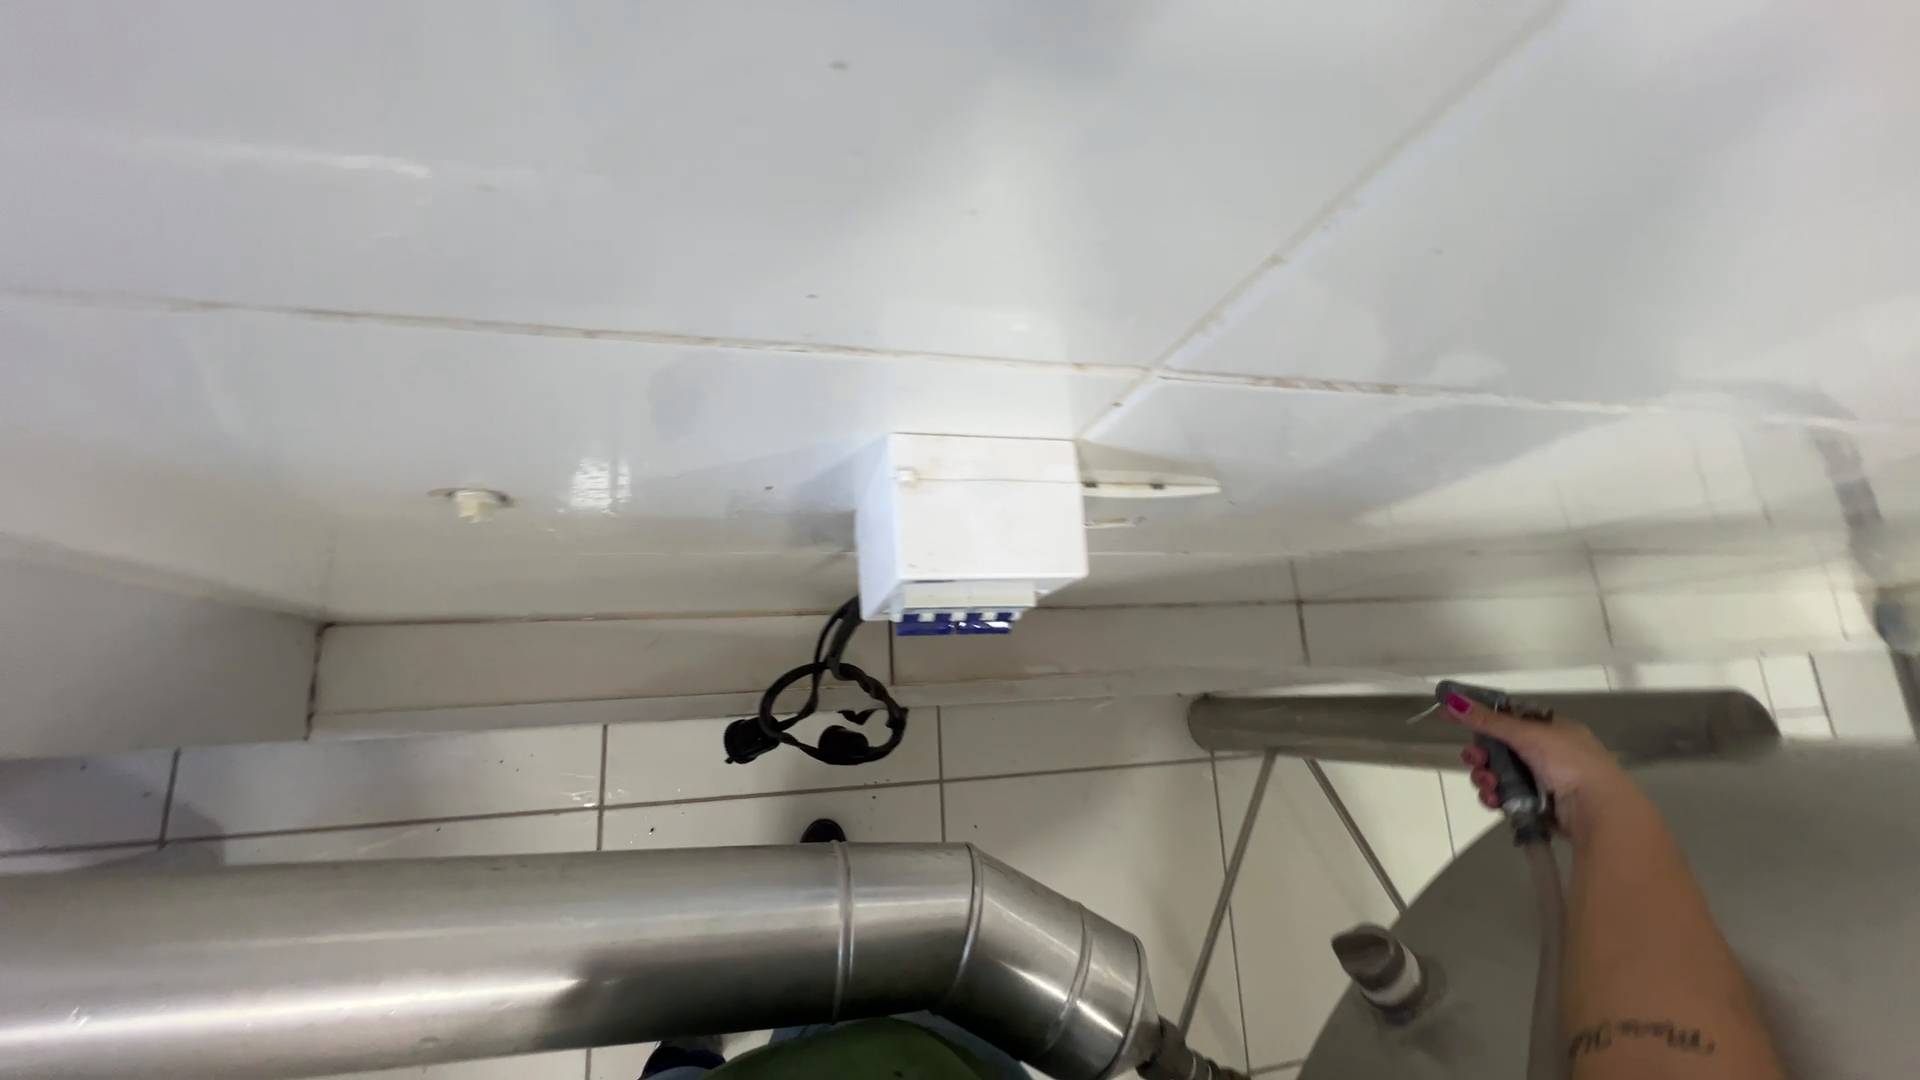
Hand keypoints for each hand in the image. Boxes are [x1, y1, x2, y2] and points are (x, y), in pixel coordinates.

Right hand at [1446, 692, 1643, 842]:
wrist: (1600, 812)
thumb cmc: (1570, 763)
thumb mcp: (1528, 734)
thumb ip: (1488, 720)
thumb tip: (1450, 699)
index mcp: (1553, 731)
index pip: (1508, 720)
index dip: (1480, 719)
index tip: (1451, 717)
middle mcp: (1548, 754)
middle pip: (1498, 749)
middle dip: (1480, 755)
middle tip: (1473, 759)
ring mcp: (1544, 781)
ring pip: (1498, 774)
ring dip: (1485, 777)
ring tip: (1487, 784)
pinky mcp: (1537, 806)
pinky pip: (1505, 797)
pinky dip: (1495, 797)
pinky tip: (1493, 799)